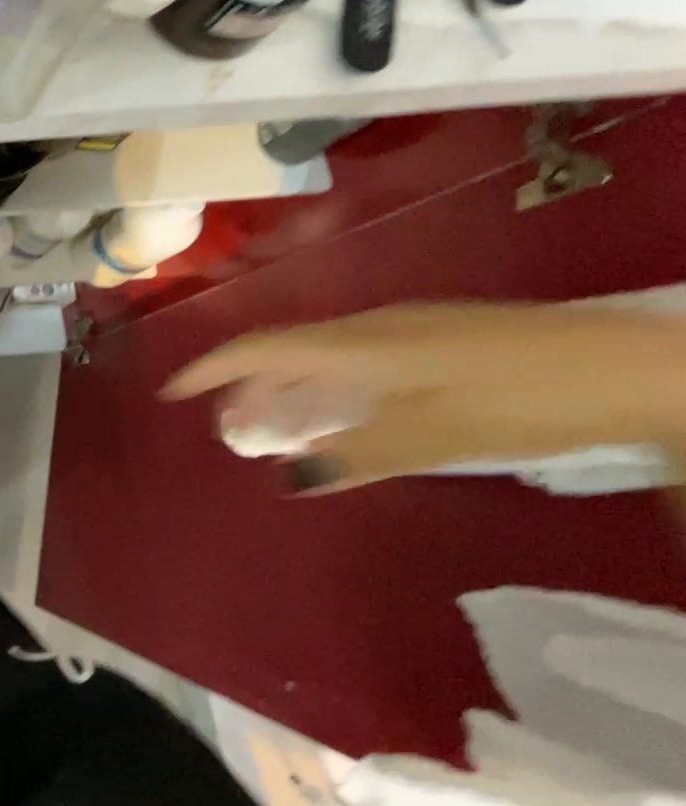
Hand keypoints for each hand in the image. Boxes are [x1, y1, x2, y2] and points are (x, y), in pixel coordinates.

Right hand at [162, 303, 685, 493]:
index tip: (170, 393)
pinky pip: (352, 359)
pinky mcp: (436, 338)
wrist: (633, 363)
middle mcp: (369, 327)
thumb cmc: (521, 399)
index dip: (209, 369)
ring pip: (320, 356)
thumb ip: (356, 455)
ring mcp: (405, 328)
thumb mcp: (435, 436)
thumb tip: (287, 478)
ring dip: (287, 389)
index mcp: (357, 345)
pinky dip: (325, 387)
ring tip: (272, 427)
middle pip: (284, 351)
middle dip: (245, 387)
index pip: (259, 349)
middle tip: (226, 428)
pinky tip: (340, 414)